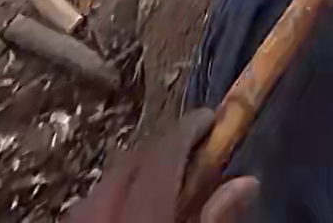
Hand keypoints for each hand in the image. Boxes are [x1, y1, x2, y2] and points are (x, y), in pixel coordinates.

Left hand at [63, 110, 258, 222]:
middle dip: (164, 146)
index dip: (190, 128)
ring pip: (103, 183)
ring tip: (164, 182)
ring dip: (135, 172)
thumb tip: (247, 181)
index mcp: (138, 214)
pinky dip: (110, 199)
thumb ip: (213, 221)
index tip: (214, 120)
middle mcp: (98, 214)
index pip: (165, 152)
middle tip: (197, 151)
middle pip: (131, 161)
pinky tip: (126, 211)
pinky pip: (85, 207)